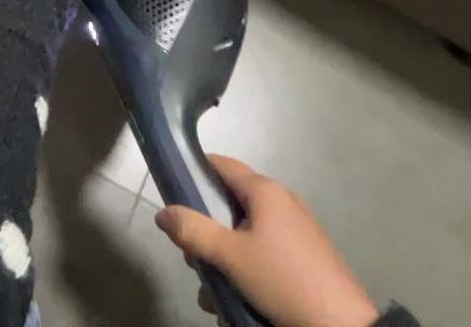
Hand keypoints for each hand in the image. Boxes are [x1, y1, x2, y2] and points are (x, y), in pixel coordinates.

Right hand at [155, 155, 379, 326]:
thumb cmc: (284, 281)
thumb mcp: (230, 257)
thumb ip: (193, 232)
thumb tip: (163, 212)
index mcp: (265, 191)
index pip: (221, 164)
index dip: (194, 171)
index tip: (172, 191)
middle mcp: (282, 203)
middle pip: (230, 205)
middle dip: (207, 234)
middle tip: (196, 263)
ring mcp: (298, 232)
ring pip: (246, 236)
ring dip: (224, 262)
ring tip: (215, 297)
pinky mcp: (307, 260)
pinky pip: (266, 256)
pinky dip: (247, 273)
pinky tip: (238, 305)